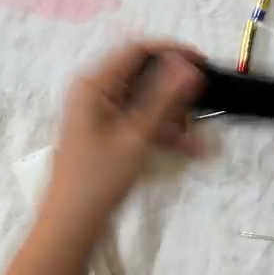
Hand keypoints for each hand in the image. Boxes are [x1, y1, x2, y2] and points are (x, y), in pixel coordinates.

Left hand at [38, 41, 205, 250]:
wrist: (71, 224)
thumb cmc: (99, 178)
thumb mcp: (137, 136)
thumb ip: (165, 98)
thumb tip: (189, 66)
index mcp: (94, 84)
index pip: (136, 50)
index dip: (171, 52)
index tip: (202, 63)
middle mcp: (94, 92)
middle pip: (142, 76)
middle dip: (175, 91)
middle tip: (203, 103)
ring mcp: (99, 113)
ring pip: (144, 101)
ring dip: (173, 116)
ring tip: (199, 137)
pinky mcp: (106, 133)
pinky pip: (139, 121)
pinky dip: (161, 132)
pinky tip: (190, 150)